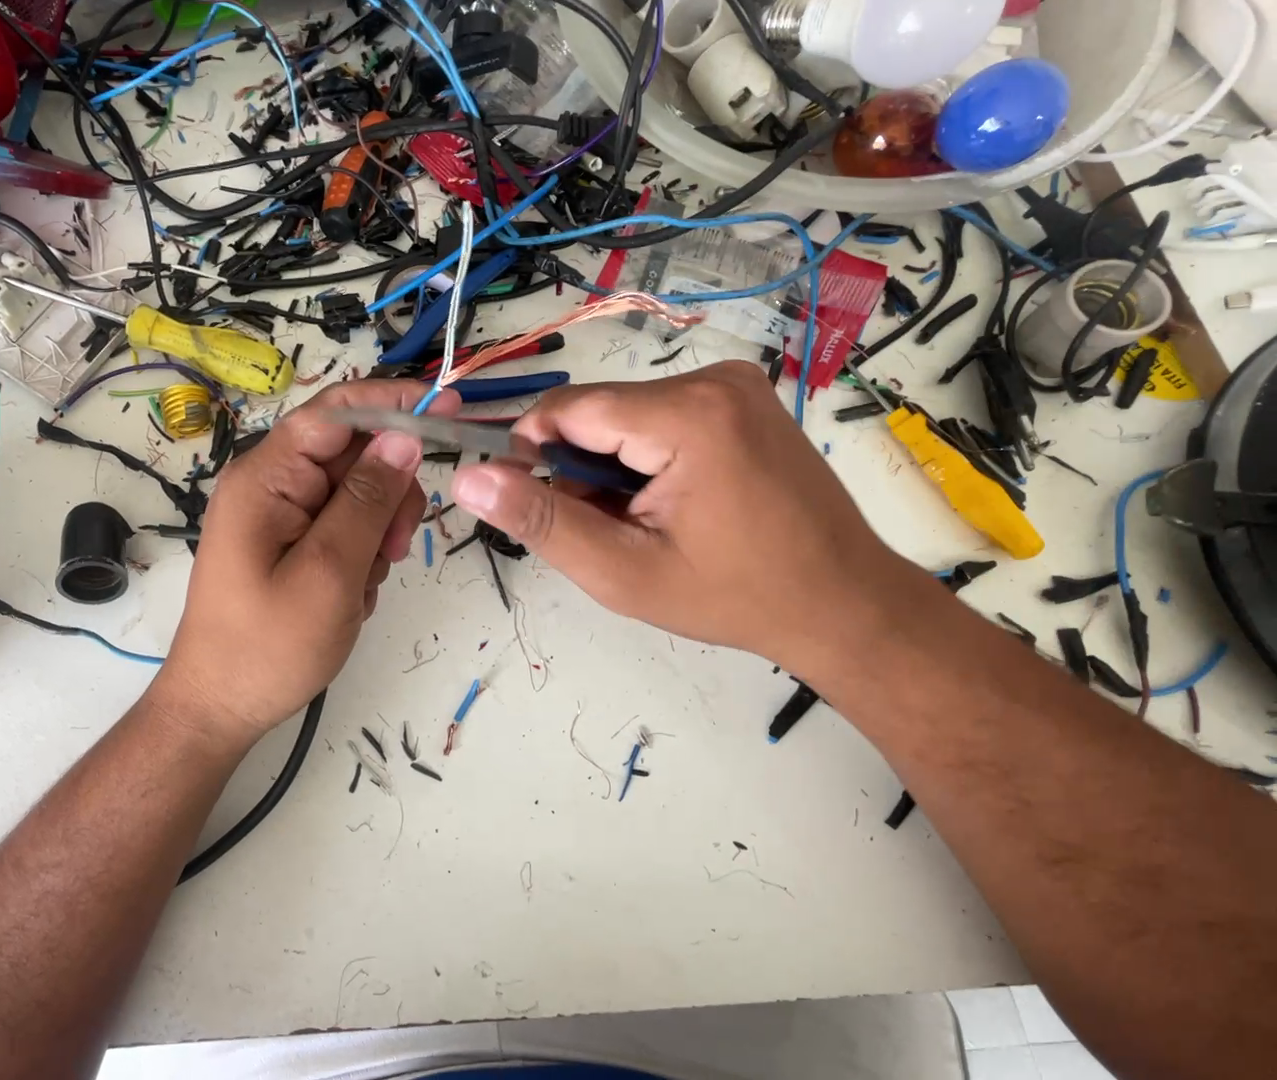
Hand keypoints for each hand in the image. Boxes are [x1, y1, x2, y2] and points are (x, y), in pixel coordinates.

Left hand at [149, 380, 461, 742]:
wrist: (222, 706)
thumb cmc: (269, 646)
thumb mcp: (330, 572)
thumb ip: (369, 500)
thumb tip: (404, 437)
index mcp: (266, 478)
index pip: (335, 412)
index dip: (393, 403)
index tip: (450, 408)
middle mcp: (270, 484)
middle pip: (353, 453)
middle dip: (387, 493)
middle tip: (396, 548)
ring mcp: (279, 515)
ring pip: (357, 494)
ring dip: (377, 533)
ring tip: (363, 583)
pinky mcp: (289, 543)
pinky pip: (344, 528)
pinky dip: (360, 555)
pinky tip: (350, 593)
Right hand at [449, 363, 916, 673]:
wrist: (842, 603)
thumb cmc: (732, 596)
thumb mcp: (621, 570)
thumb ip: (539, 520)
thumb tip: (468, 478)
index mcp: (687, 415)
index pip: (566, 408)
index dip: (533, 455)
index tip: (544, 509)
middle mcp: (712, 379)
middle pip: (596, 412)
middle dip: (580, 469)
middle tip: (612, 531)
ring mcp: (734, 383)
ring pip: (624, 415)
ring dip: (611, 467)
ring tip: (647, 522)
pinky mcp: (743, 397)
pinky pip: (658, 416)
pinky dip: (644, 458)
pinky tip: (672, 503)